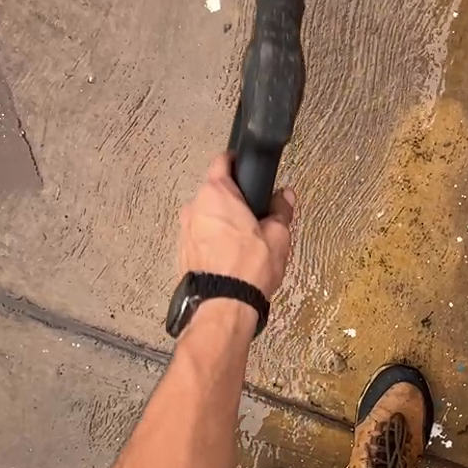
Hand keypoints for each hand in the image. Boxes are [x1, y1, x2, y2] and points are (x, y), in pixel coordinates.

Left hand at [177, 153, 295, 296]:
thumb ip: (281, 211)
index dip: (236, 162)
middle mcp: (195, 208)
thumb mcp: (278, 236)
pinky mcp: (182, 253)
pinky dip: (212, 244)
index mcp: (217, 194)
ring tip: (244, 243)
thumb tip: (285, 198)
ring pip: (206, 217)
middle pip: (214, 192)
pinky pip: (199, 239)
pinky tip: (230, 259)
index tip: (244, 166)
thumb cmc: (247, 269)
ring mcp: (184, 231)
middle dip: (232, 201)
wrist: (224, 305)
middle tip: (253, 214)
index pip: (222, 161)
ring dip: (221, 224)